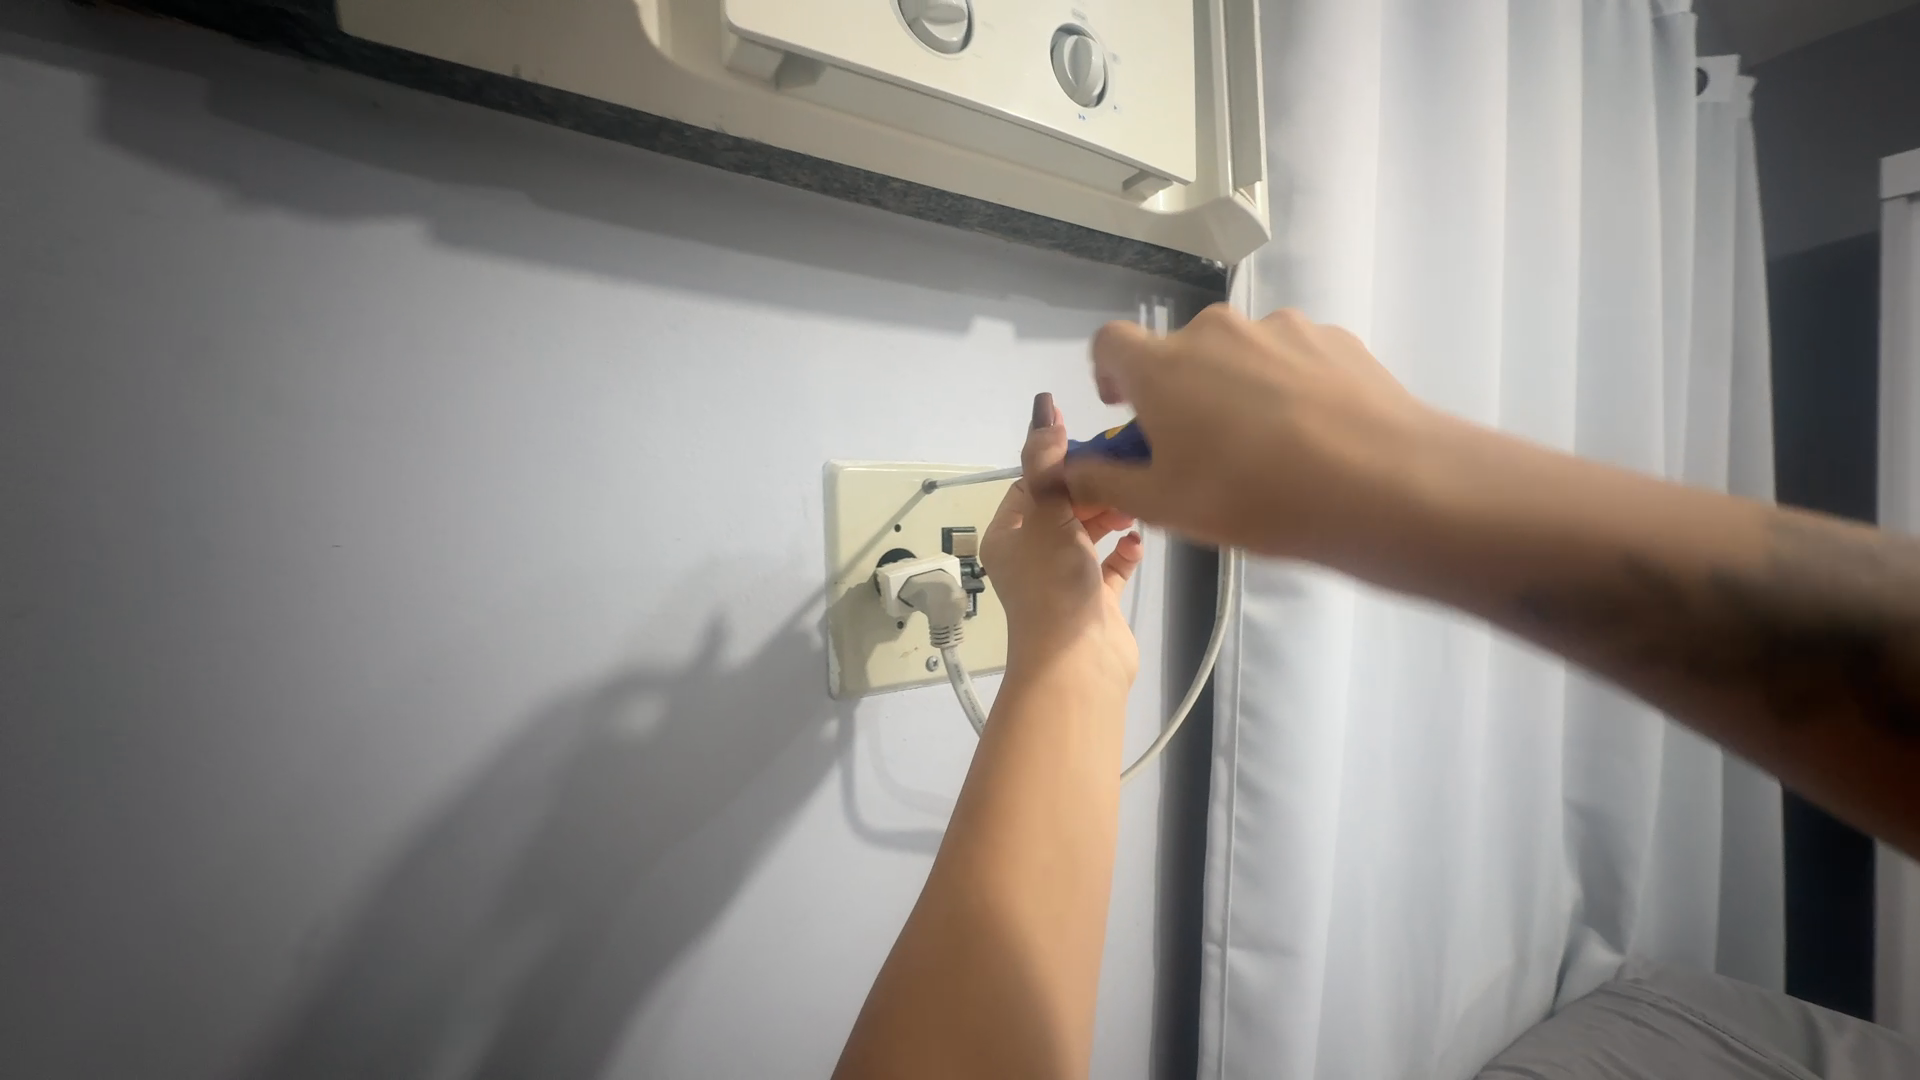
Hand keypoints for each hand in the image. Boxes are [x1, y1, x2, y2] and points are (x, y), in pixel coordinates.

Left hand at [981, 393, 1144, 684]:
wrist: (1076, 664)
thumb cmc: (1053, 583)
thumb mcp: (1046, 514)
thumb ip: (1048, 462)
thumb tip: (1043, 408)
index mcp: (1008, 535)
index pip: (1029, 484)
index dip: (1057, 460)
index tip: (1091, 437)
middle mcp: (1031, 555)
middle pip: (1062, 506)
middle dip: (1090, 487)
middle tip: (1124, 466)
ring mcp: (1063, 579)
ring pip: (1087, 535)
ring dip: (1108, 515)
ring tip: (1136, 498)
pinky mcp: (1094, 600)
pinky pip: (1109, 566)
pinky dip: (1123, 551)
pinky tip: (1138, 539)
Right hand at [1056, 304, 1434, 562]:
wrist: (1383, 486)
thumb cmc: (1252, 497)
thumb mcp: (1162, 504)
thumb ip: (1102, 482)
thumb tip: (1064, 472)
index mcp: (1162, 366)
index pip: (1109, 342)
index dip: (1108, 373)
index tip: (1127, 410)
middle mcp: (1216, 330)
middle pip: (1177, 352)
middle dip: (1176, 392)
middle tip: (1199, 448)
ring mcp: (1280, 328)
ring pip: (1235, 354)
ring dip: (1231, 388)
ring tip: (1264, 447)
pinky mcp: (1333, 338)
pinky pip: (1287, 357)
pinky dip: (1283, 386)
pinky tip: (1309, 433)